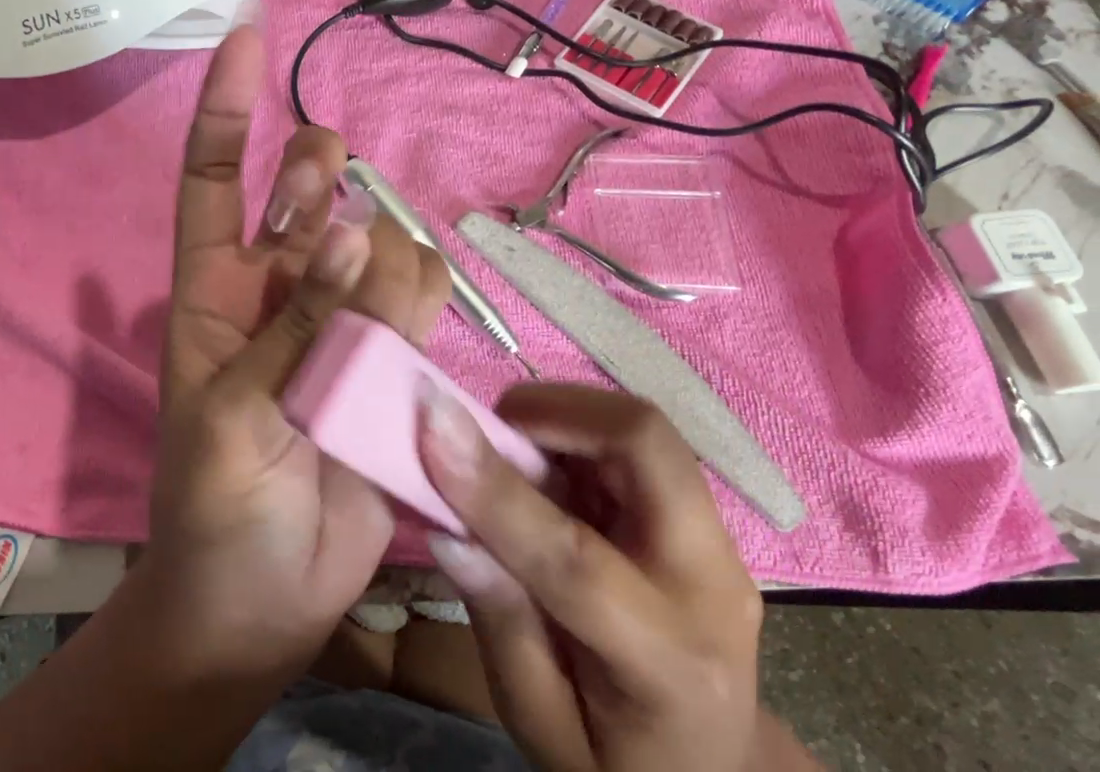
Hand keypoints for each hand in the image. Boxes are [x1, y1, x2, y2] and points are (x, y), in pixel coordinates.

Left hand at [143, 25, 446, 675]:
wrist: (261, 597)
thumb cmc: (215, 504)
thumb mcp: (233, 413)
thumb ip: (295, 325)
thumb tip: (351, 231)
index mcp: (211, 294)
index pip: (213, 181)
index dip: (228, 111)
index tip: (248, 35)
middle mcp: (275, 294)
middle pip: (303, 196)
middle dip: (316, 179)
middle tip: (329, 207)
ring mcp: (337, 327)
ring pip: (375, 244)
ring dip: (380, 259)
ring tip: (368, 331)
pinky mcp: (391, 366)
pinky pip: (420, 303)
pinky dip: (424, 297)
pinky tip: (414, 330)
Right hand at [418, 384, 812, 771]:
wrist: (714, 766)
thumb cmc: (613, 757)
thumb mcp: (538, 720)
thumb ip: (500, 624)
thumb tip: (448, 528)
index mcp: (667, 660)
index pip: (572, 556)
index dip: (493, 485)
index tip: (429, 418)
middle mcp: (710, 583)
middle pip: (647, 445)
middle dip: (554, 411)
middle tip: (483, 426)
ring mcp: (718, 544)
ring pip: (643, 431)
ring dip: (561, 420)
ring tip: (503, 453)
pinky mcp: (703, 521)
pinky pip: (635, 448)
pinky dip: (572, 437)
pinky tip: (538, 474)